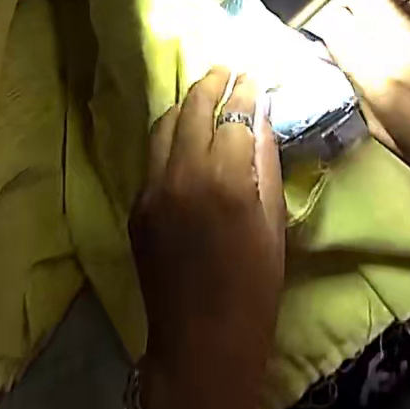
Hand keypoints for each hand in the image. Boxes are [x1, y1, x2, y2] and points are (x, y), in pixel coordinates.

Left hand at [130, 68, 284, 408]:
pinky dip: (170, 134)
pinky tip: (184, 132)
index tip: (252, 75)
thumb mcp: (272, 219)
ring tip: (202, 92)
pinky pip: (153, 154)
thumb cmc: (254, 283)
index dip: (246, 91)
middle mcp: (184, 173)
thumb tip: (261, 115)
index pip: (235, 114)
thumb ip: (264, 160)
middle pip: (195, 108)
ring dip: (186, 103)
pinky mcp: (137, 204)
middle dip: (212, 82)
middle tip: (225, 68)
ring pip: (165, 124)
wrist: (203, 340)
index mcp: (226, 178)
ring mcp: (154, 187)